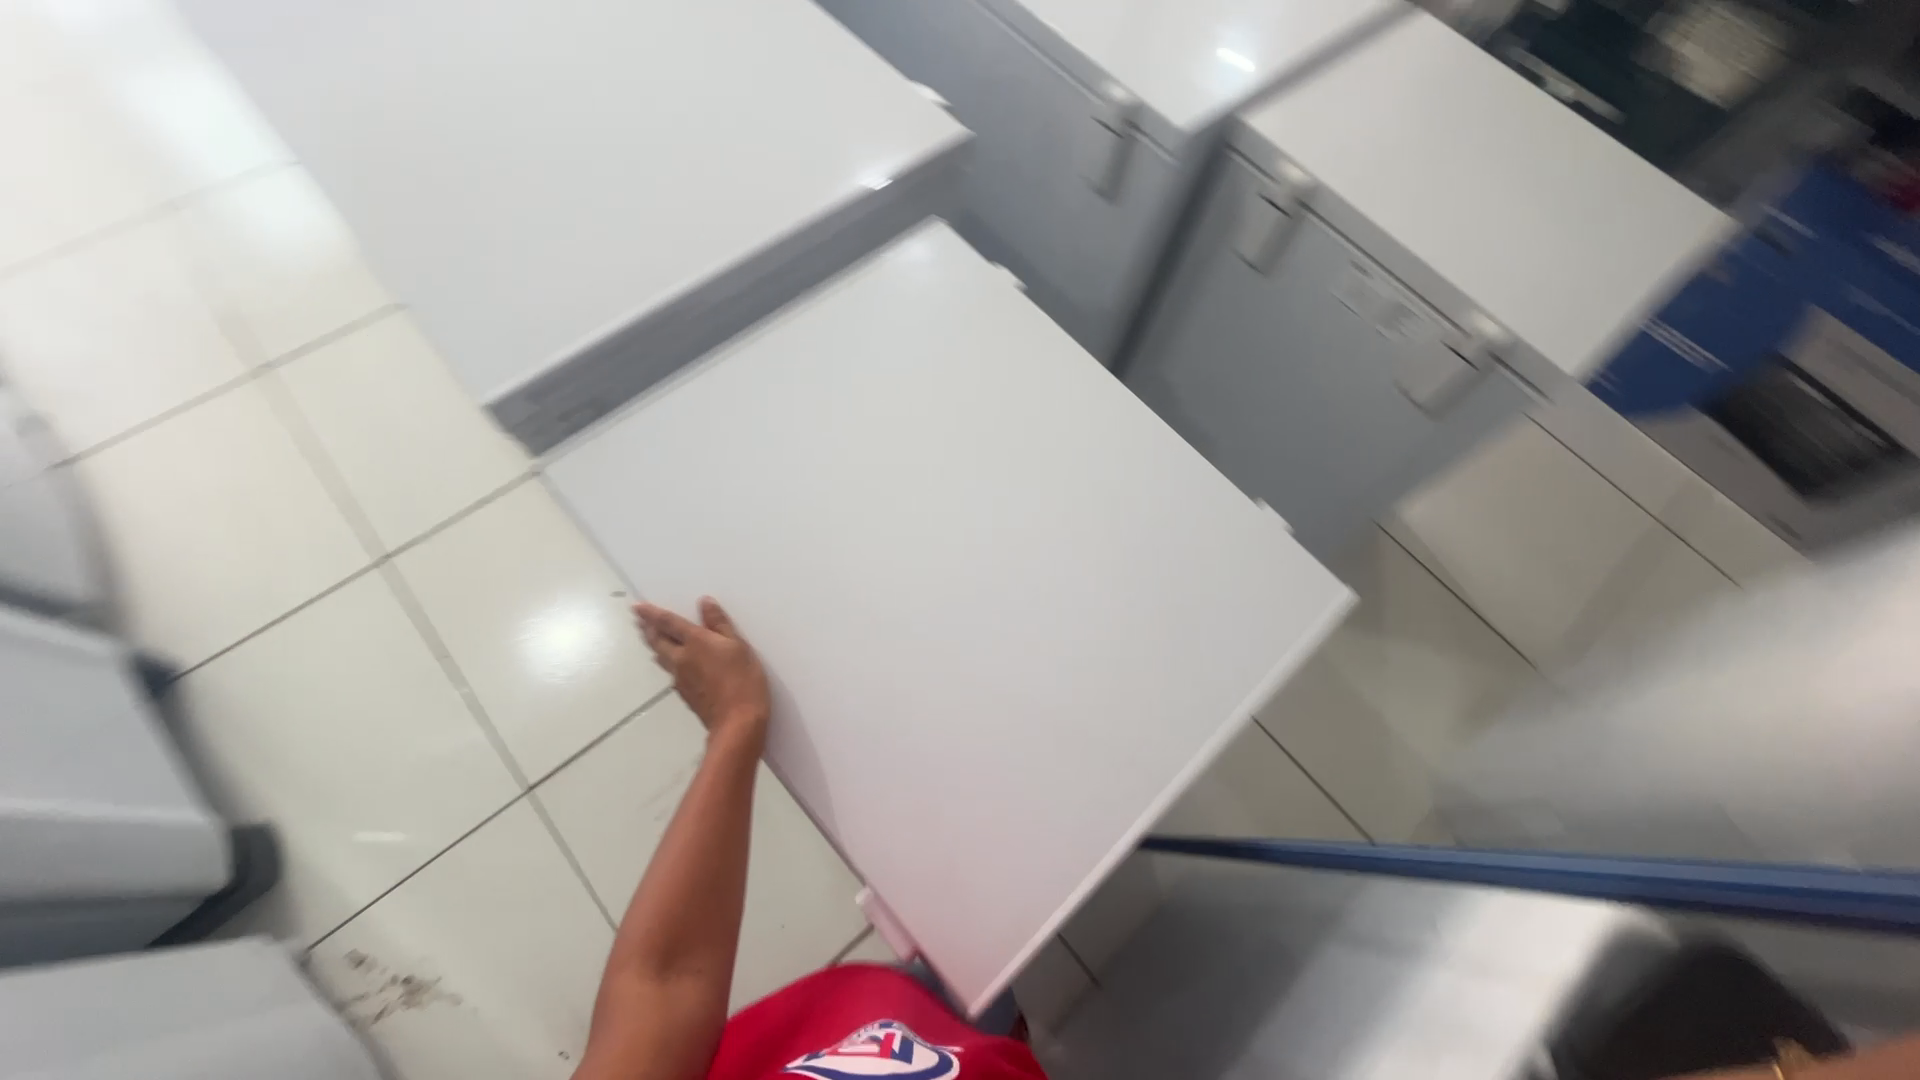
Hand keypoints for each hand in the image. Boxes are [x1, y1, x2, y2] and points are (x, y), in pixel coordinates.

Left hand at [633, 597, 769, 747]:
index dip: (651, 613)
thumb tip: (704, 603)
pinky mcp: (684, 694)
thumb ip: (720, 624)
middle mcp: (681, 658)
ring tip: (652, 639)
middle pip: (657, 641)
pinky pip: (670, 672)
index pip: (668, 623)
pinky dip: (667, 662)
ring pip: (661, 658)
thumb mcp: (739, 646)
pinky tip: (673, 664)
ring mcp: (680, 678)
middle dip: (647, 629)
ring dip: (655, 645)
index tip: (636, 607)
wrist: (736, 721)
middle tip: (639, 621)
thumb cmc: (743, 679)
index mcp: (695, 642)